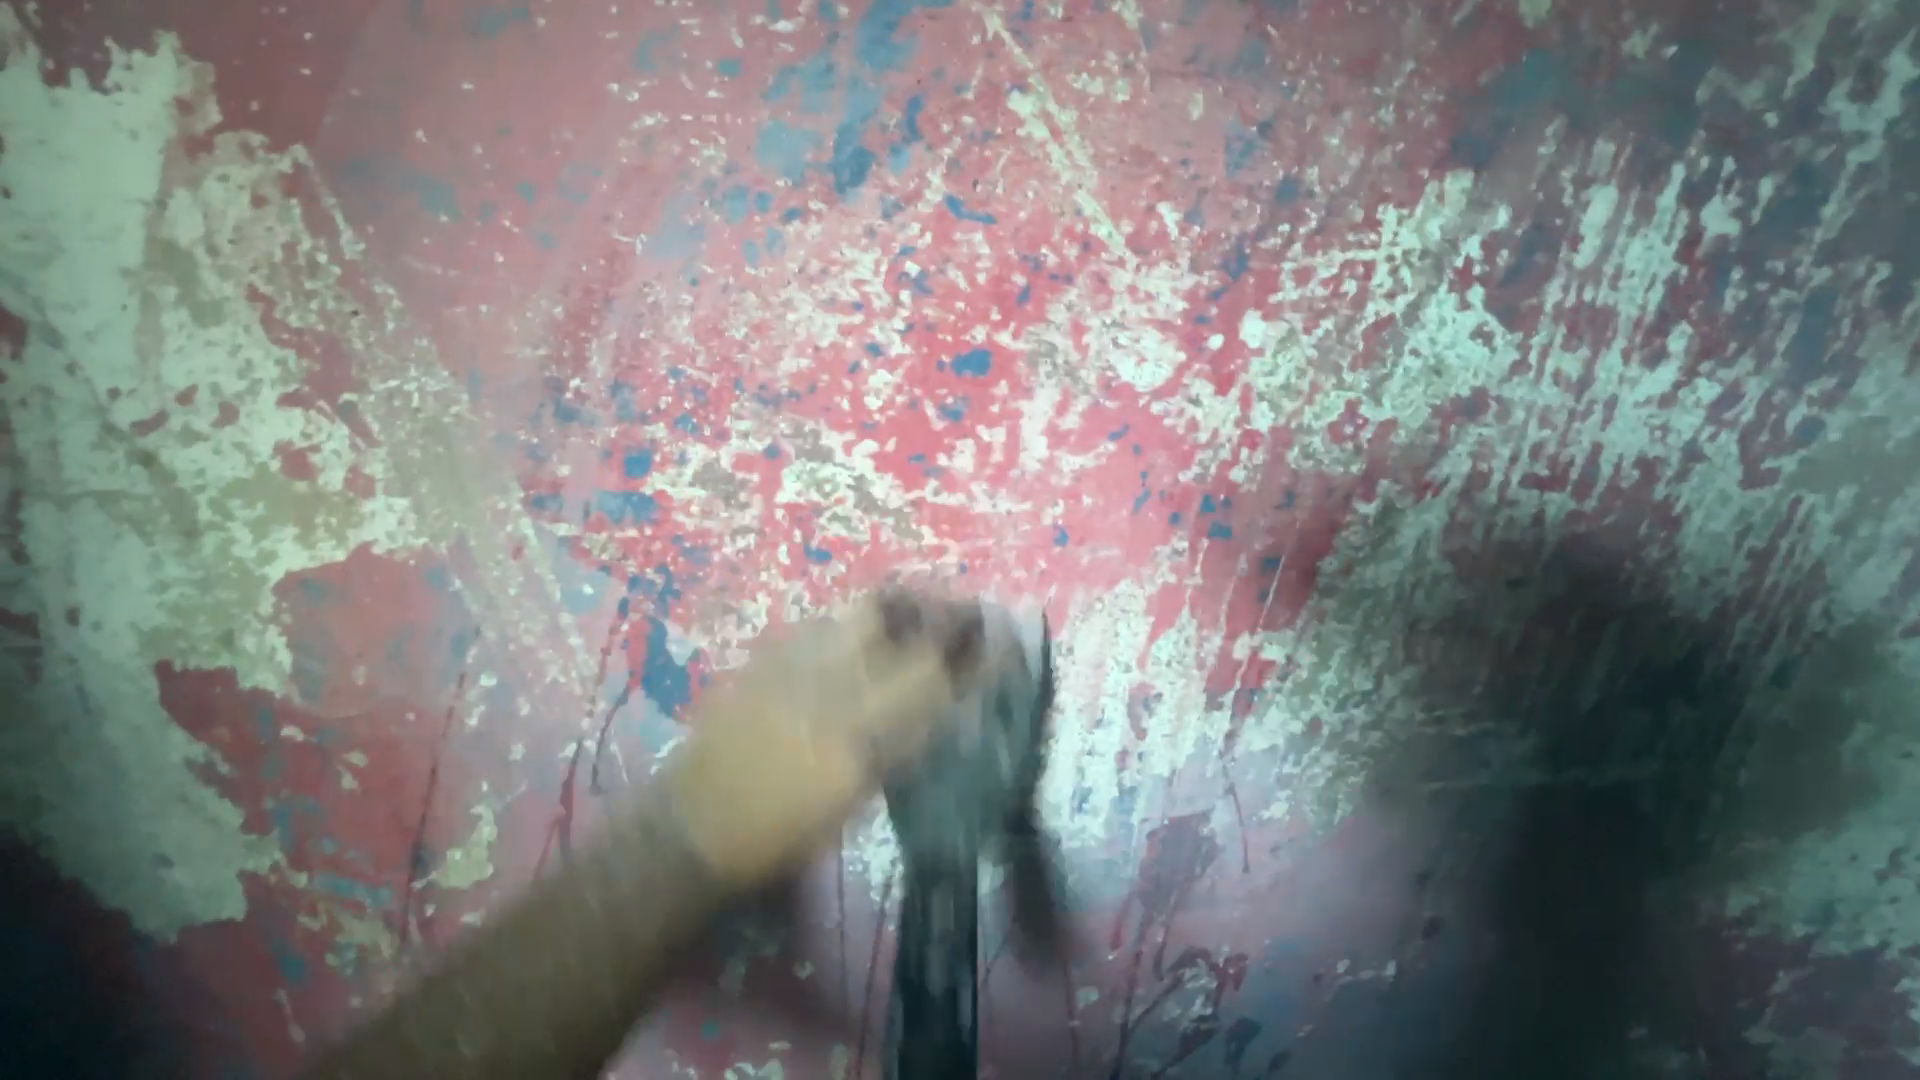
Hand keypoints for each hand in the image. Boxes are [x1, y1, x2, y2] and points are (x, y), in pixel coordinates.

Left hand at [662, 589, 988, 888]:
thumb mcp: (856, 800)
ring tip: (919, 614)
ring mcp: (792, 663)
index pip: (936, 681)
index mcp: (858, 740)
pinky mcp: (764, 654)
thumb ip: (902, 745)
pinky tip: (860, 636)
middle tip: (964, 614)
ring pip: (860, 609)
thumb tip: (942, 703)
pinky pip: (824, 620)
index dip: (978, 658)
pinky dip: (856, 621)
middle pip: (901, 624)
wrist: (694, 825)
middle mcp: (827, 688)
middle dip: (942, 610)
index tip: (1007, 643)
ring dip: (902, 606)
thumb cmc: (782, 833)